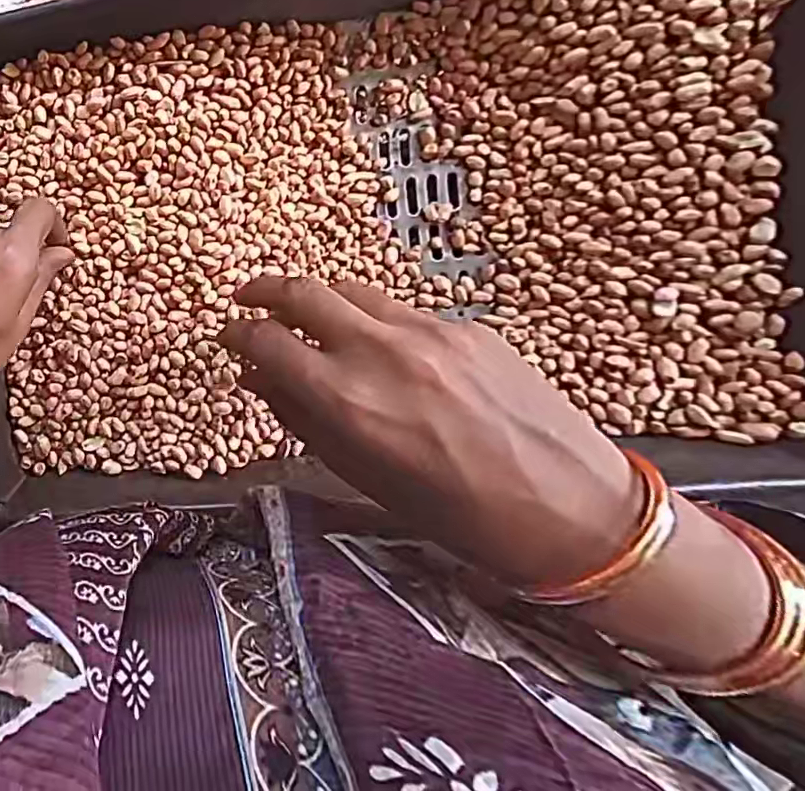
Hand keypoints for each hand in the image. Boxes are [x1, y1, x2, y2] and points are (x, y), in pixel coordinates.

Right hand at [217, 276, 637, 586]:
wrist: (575, 512)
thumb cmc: (455, 513)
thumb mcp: (360, 474)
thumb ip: (300, 416)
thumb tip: (258, 377)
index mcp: (348, 399)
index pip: (267, 341)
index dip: (237, 334)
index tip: (229, 337)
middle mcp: (381, 352)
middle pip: (301, 291)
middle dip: (262, 290)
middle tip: (247, 299)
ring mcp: (429, 331)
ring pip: (350, 289)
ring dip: (317, 299)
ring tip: (308, 319)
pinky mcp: (467, 326)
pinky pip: (400, 310)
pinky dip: (373, 322)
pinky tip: (383, 351)